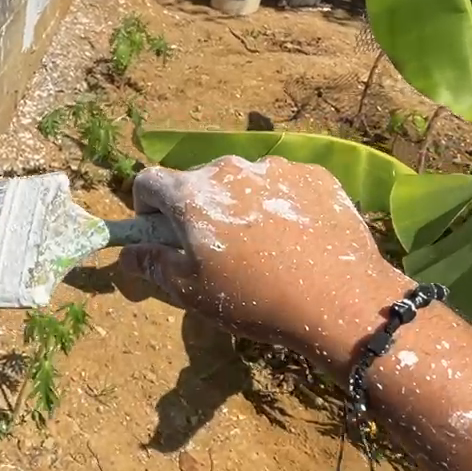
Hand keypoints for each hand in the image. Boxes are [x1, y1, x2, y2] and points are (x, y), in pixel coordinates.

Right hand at [114, 156, 412, 376]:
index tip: (161, 233)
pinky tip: (295, 239)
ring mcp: (274, 168)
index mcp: (190, 193)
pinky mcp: (314, 176)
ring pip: (240, 182)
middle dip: (196, 208)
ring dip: (238, 205)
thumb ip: (151, 264)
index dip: (146, 206)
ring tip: (262, 247)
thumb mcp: (190, 291)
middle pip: (196, 181)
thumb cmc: (254, 298)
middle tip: (215, 248)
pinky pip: (282, 184)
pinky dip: (278, 204)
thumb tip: (128, 254)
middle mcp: (227, 168)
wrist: (343, 302)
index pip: (148, 181)